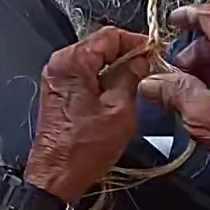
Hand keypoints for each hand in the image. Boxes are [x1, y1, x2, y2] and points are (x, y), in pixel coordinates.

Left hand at [24, 27, 149, 202]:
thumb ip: (131, 76)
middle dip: (126, 54)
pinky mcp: (58, 91)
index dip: (135, 41)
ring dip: (115, 67)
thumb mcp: (120, 109)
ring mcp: (56, 78)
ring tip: (137, 81)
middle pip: (99, 45)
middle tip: (149, 67)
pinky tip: (118, 92)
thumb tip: (140, 60)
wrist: (57, 174)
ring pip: (92, 60)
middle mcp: (59, 64)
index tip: (153, 51)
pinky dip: (102, 78)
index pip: (109, 35)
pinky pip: (84, 74)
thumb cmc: (83, 147)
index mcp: (72, 62)